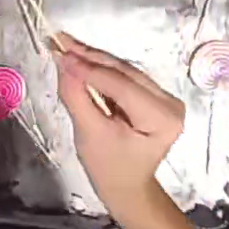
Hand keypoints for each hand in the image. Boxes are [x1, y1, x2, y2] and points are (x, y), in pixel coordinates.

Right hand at [54, 34, 185, 228]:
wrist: (125, 187)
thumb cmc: (109, 169)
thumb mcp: (90, 134)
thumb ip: (77, 97)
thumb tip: (62, 62)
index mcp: (162, 118)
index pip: (121, 85)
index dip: (88, 68)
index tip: (59, 53)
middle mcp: (169, 102)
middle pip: (124, 72)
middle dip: (89, 57)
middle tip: (59, 41)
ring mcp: (163, 97)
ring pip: (122, 70)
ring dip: (92, 58)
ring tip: (65, 45)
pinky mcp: (151, 95)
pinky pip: (122, 76)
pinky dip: (99, 68)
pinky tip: (79, 57)